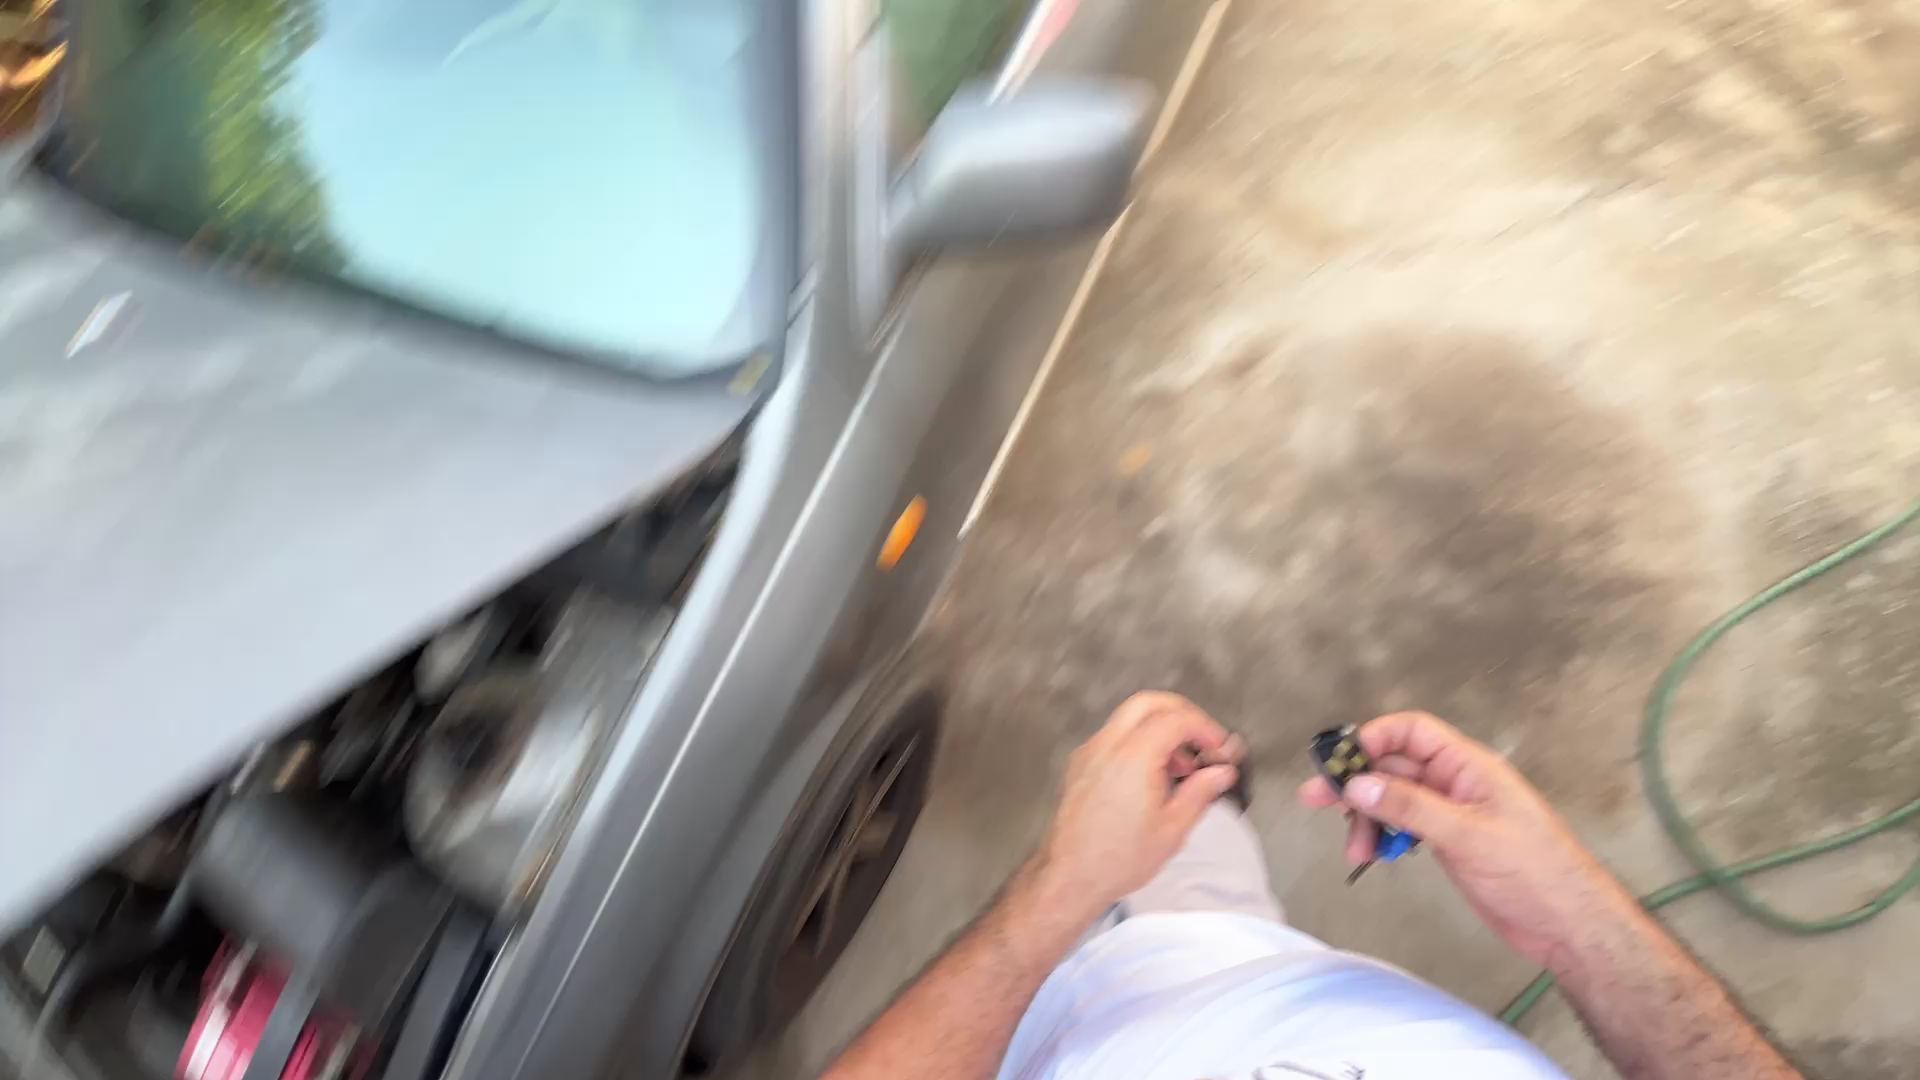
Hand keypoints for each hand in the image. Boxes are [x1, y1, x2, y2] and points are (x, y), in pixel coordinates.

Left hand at [1031, 692, 1240, 915]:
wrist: (1071, 875)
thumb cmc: (1120, 858)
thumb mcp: (1172, 828)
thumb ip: (1200, 792)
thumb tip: (1221, 772)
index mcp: (1133, 756)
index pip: (1175, 718)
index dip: (1204, 727)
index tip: (1219, 748)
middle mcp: (1107, 744)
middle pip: (1147, 702)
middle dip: (1180, 713)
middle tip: (1201, 741)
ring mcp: (1089, 750)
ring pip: (1128, 717)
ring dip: (1158, 728)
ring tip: (1180, 768)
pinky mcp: (1080, 763)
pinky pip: (1113, 736)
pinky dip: (1137, 741)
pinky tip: (1152, 775)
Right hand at [1297, 711, 1635, 966]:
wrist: (1574, 930)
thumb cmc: (1537, 874)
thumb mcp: (1468, 836)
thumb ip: (1410, 807)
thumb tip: (1357, 784)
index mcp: (1467, 766)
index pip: (1411, 732)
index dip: (1373, 738)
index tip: (1341, 760)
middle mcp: (1453, 781)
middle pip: (1390, 766)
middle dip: (1354, 782)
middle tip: (1317, 798)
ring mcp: (1447, 810)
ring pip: (1389, 797)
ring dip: (1364, 817)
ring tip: (1353, 847)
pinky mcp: (1443, 837)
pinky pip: (1398, 822)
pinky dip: (1379, 834)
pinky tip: (1372, 853)